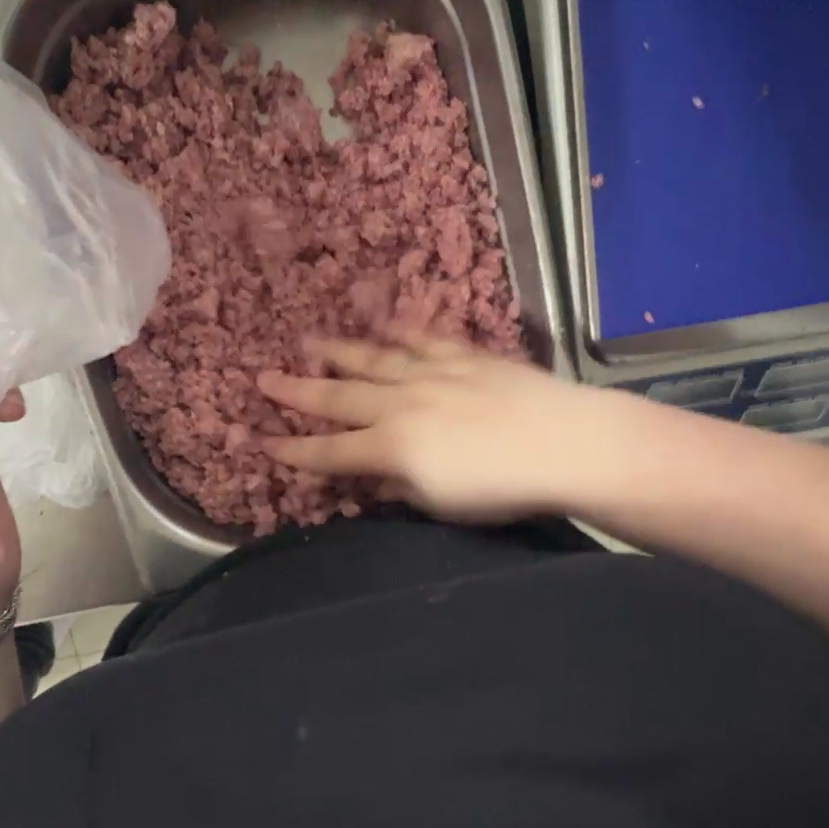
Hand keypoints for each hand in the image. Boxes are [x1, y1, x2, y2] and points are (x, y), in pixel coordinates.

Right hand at [255, 334, 628, 522]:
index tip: (262, 443)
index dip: (293, 451)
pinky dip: (402, 332)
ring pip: (374, 360)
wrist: (566, 443)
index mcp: (390, 446)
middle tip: (263, 378)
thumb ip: (398, 486)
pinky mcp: (466, 357)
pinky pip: (424, 340)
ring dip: (338, 352)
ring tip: (309, 342)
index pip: (329, 453)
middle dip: (297, 391)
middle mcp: (401, 403)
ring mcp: (433, 374)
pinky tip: (387, 324)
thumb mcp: (439, 503)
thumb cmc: (501, 489)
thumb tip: (371, 479)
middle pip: (338, 397)